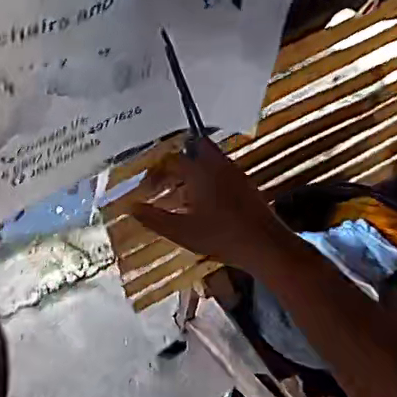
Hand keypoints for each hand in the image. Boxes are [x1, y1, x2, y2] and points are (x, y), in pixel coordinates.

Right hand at [129, 142, 306, 277]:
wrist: (265, 245)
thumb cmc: (221, 237)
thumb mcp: (181, 231)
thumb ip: (154, 218)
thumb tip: (131, 208)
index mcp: (199, 172)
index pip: (170, 162)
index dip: (154, 175)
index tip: (146, 191)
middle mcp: (218, 165)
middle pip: (192, 151)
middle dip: (175, 166)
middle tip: (164, 185)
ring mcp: (235, 173)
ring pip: (208, 161)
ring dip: (191, 174)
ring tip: (180, 197)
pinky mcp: (245, 185)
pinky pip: (220, 172)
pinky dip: (206, 181)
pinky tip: (202, 205)